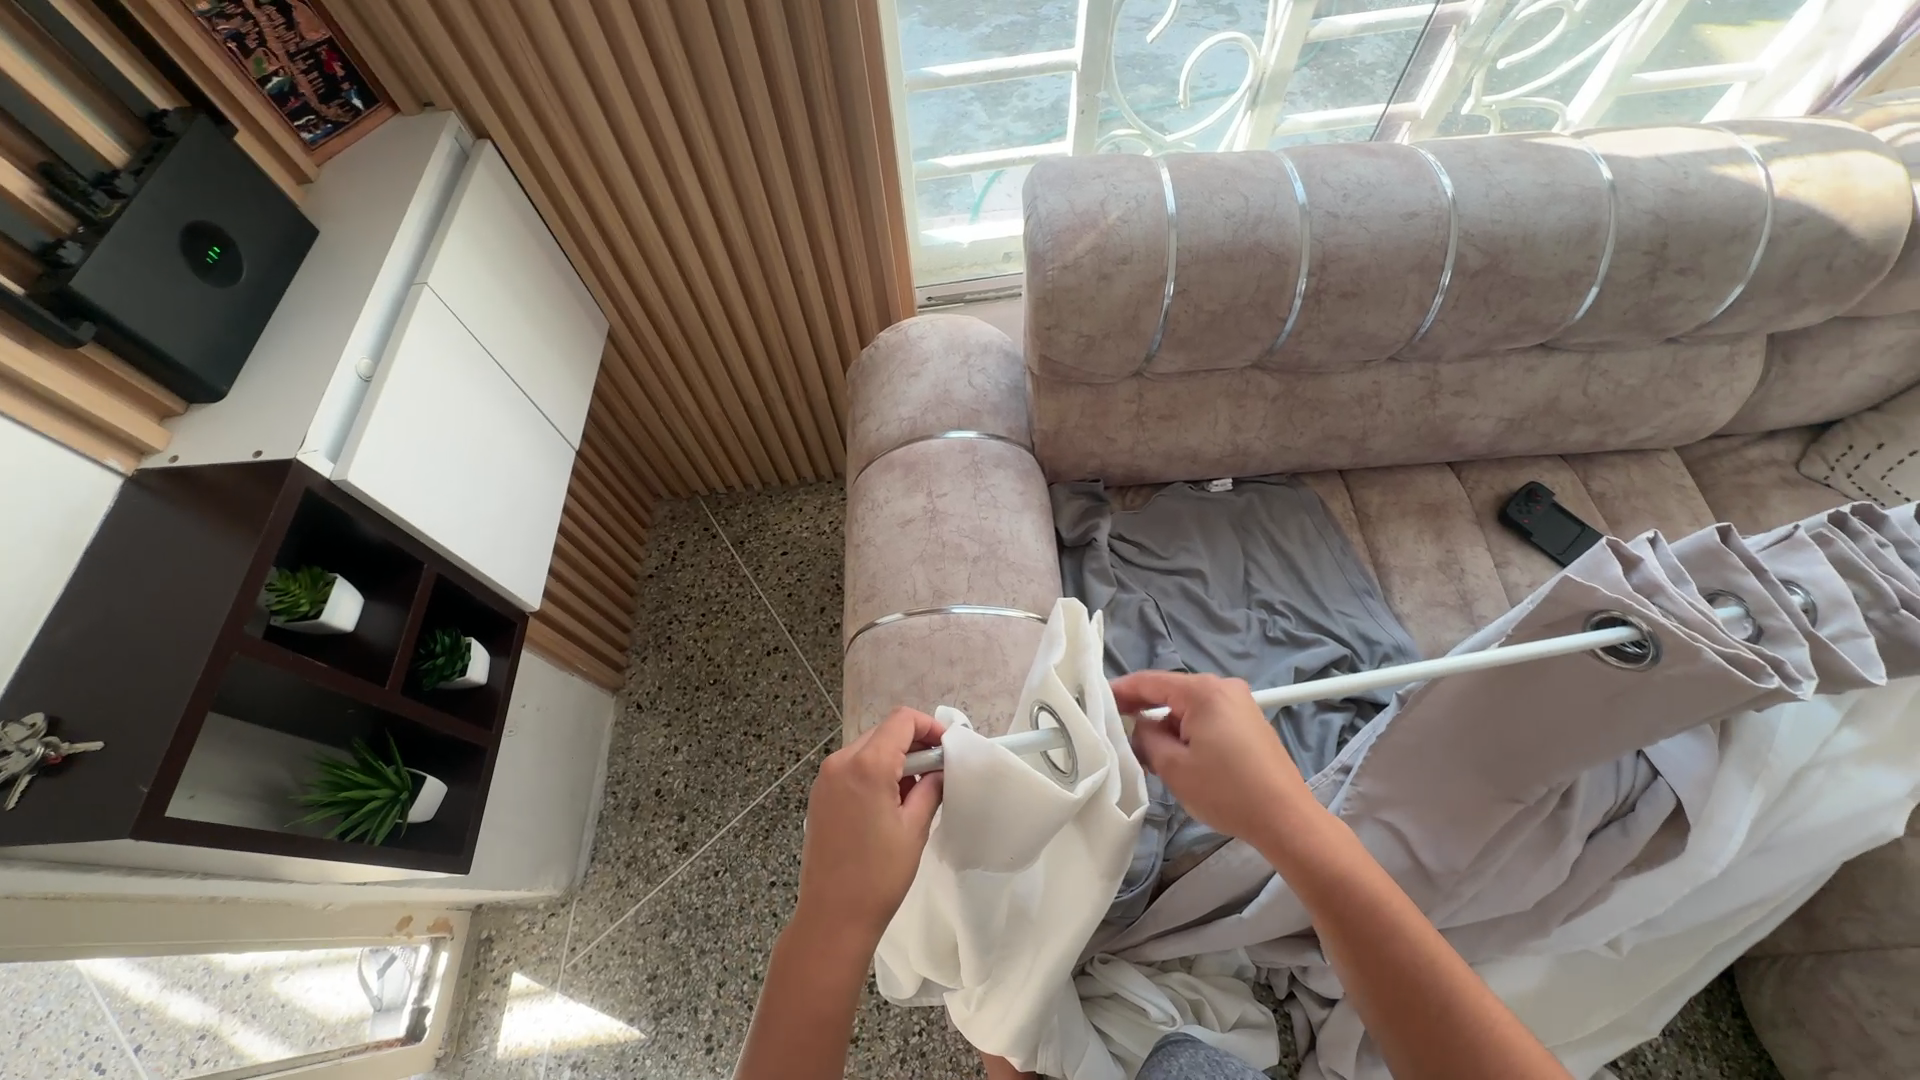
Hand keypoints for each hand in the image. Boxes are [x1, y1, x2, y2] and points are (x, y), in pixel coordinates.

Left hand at [793, 707, 945, 942]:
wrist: (832, 917)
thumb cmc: (879, 875)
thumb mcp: (914, 828)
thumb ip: (930, 788)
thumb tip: (940, 768)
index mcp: (866, 765)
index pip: (902, 720)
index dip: (930, 727)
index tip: (948, 748)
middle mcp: (841, 762)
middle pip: (884, 732)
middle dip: (915, 744)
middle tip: (938, 772)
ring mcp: (825, 778)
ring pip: (869, 749)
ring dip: (895, 759)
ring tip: (915, 793)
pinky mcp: (819, 795)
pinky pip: (853, 768)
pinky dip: (875, 773)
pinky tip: (889, 803)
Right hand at [1111, 671, 1315, 845]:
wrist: (1286, 819)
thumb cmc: (1226, 791)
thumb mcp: (1173, 766)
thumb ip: (1146, 738)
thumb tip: (1140, 727)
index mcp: (1203, 691)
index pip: (1149, 682)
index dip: (1120, 691)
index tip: (1096, 701)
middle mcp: (1223, 688)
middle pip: (1170, 693)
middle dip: (1143, 712)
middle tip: (1117, 733)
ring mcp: (1240, 704)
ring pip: (1188, 709)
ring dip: (1167, 726)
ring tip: (1148, 755)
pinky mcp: (1250, 723)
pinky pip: (1207, 719)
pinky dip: (1188, 732)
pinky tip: (1178, 757)